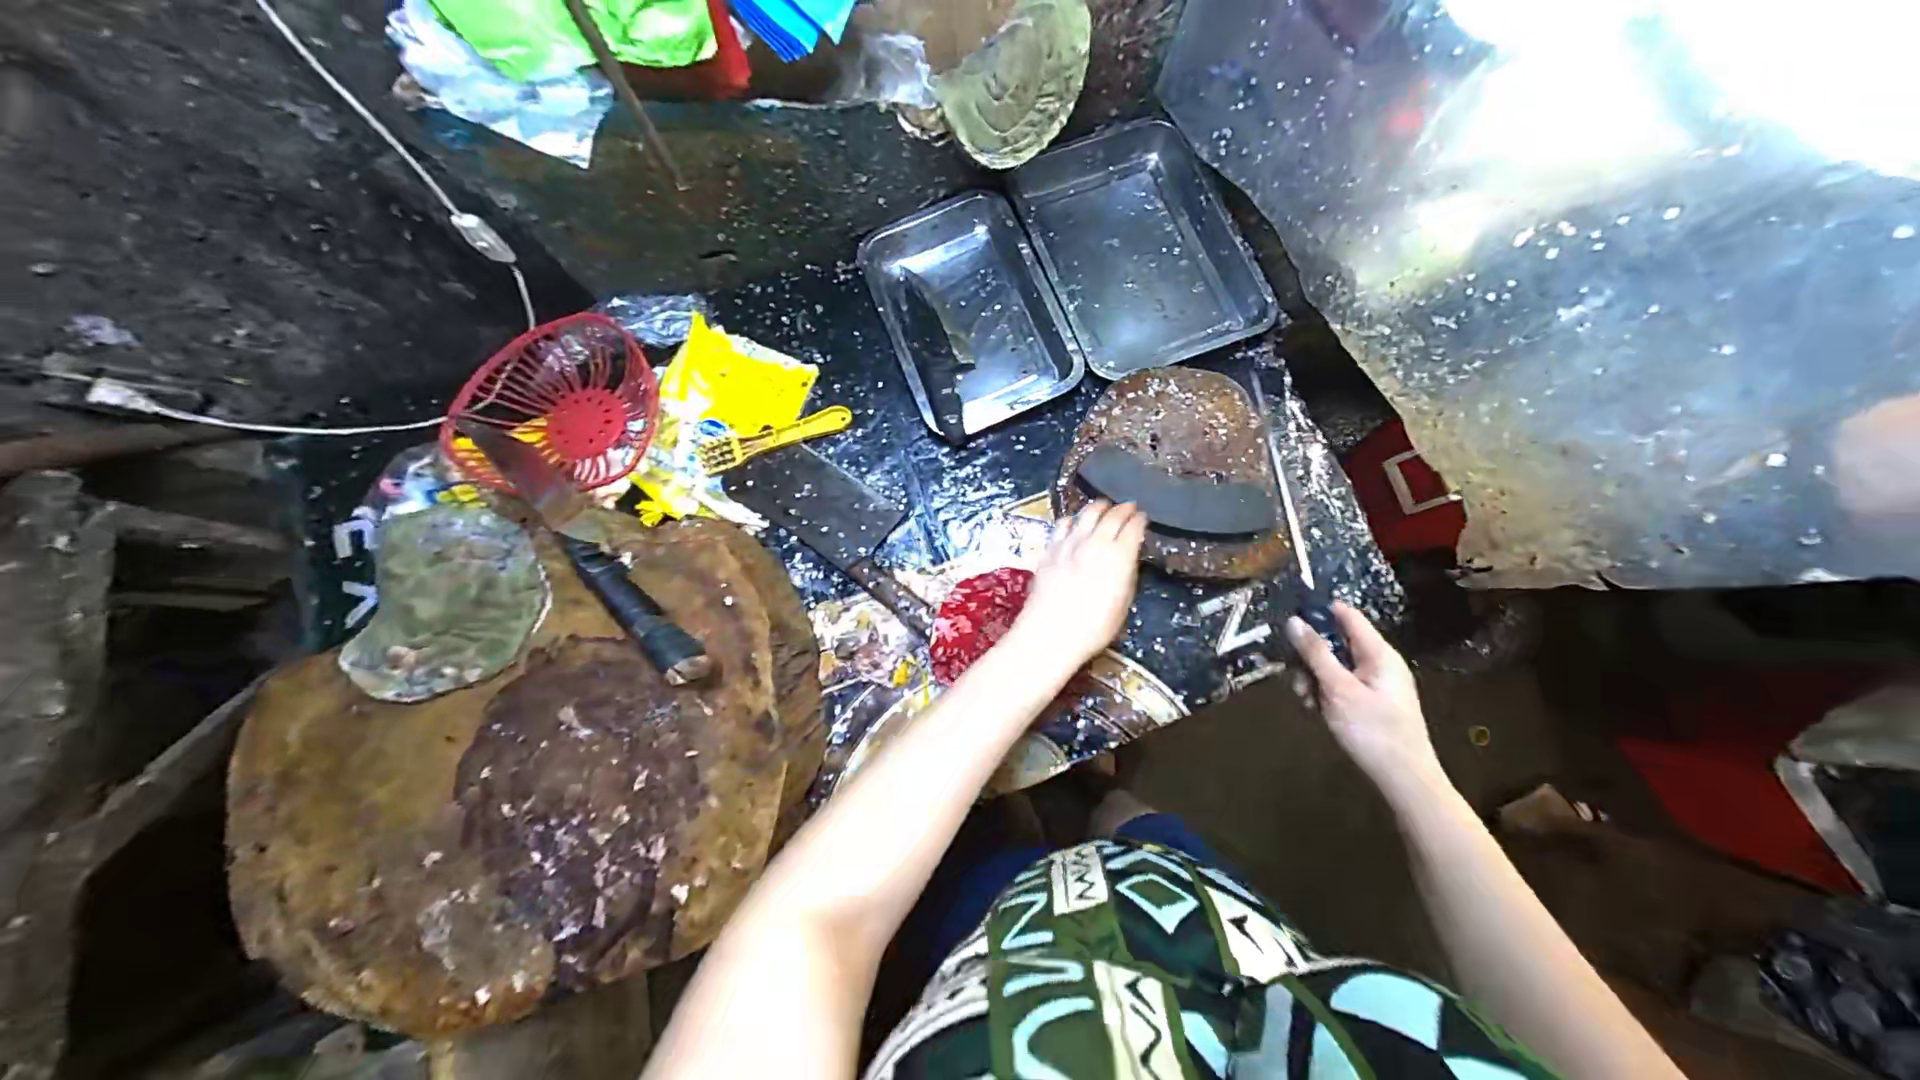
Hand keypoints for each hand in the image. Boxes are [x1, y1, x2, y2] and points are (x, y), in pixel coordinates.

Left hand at [1008, 501, 1146, 671]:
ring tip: (1103, 506)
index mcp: (1119, 555)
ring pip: (1086, 513)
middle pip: (1112, 515)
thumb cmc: (1093, 627)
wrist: (1050, 633)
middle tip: (1128, 506)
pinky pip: (1062, 525)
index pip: (1134, 527)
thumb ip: (1126, 574)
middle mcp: (1095, 542)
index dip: (1140, 520)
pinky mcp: (1050, 549)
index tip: (1143, 517)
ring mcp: (1069, 543)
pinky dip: (1073, 520)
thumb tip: (1126, 559)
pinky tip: (1074, 523)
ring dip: (1098, 508)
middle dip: (1123, 509)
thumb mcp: (1122, 602)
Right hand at [1287, 601, 1445, 793]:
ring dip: (1313, 677)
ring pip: (1333, 666)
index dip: (1320, 611)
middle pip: (1336, 642)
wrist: (1403, 778)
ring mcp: (1374, 682)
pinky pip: (1340, 684)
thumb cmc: (1373, 730)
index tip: (1289, 615)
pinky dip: (1324, 692)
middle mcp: (1378, 663)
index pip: (1348, 616)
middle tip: (1293, 673)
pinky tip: (1315, 709)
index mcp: (1378, 654)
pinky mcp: (1369, 701)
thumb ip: (1315, 654)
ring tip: (1305, 699)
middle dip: (1310, 655)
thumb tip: (1295, 620)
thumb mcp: (1338, 689)